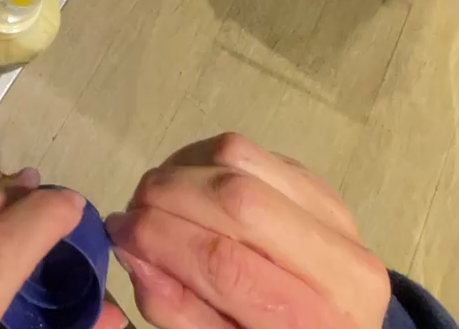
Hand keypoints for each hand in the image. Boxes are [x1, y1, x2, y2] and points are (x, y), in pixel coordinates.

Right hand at [107, 134, 389, 328]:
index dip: (160, 239)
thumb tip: (131, 249)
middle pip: (235, 198)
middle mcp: (340, 264)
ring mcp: (333, 213)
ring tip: (157, 197)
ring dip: (180, 170)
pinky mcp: (315, 181)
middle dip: (166, 195)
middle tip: (133, 210)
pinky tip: (187, 183)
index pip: (225, 263)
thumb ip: (176, 309)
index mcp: (313, 324)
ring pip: (238, 158)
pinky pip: (246, 148)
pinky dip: (200, 157)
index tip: (119, 232)